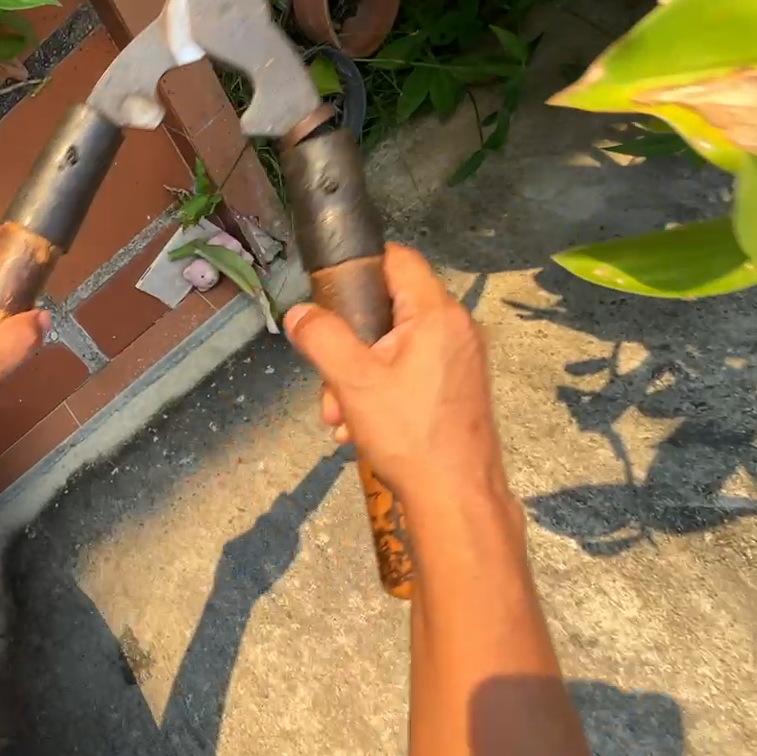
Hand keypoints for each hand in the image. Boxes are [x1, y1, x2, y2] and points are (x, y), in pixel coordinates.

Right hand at [284, 243, 505, 508]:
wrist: (455, 495)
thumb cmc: (407, 433)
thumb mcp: (352, 381)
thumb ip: (321, 338)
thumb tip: (298, 313)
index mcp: (436, 315)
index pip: (398, 260)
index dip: (359, 266)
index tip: (326, 294)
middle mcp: (455, 329)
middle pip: (388, 312)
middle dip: (347, 345)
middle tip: (327, 381)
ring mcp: (458, 360)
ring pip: (392, 349)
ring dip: (356, 378)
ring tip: (339, 417)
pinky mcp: (455, 388)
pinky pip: (407, 374)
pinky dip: (378, 393)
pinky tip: (359, 428)